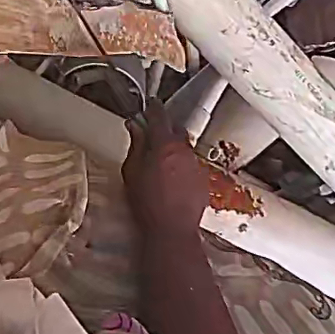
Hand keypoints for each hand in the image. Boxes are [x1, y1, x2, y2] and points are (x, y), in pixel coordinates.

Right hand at [123, 103, 209, 235]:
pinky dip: (180, 164)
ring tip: (159, 160)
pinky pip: (190, 163)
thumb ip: (136, 145)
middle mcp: (184, 150)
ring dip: (173, 148)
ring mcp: (196, 164)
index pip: (160, 116)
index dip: (153, 108)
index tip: (149, 104)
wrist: (172, 229)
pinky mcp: (202, 179)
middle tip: (150, 133)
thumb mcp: (132, 171)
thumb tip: (135, 126)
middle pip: (175, 129)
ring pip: (184, 147)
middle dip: (164, 128)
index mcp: (164, 145)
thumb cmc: (146, 202)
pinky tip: (171, 177)